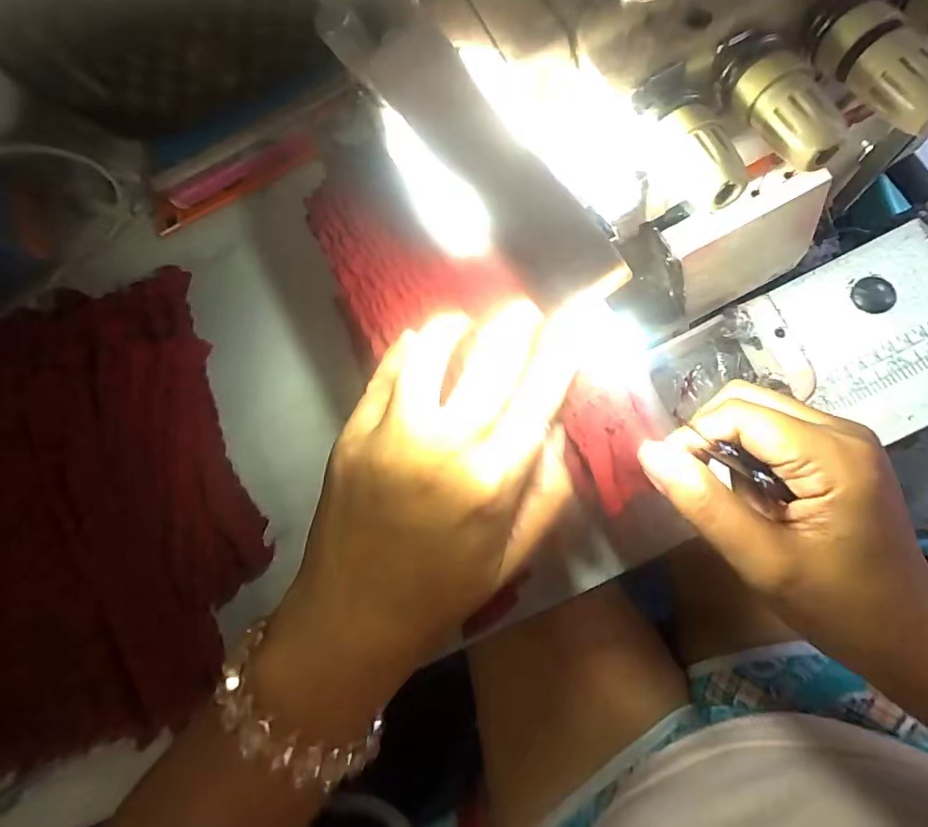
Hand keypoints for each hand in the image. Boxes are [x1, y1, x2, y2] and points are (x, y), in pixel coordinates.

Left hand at [281, 301, 579, 686]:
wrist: (351, 617)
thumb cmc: (446, 589)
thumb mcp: (516, 552)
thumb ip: (552, 488)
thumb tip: (564, 423)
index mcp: (493, 479)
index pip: (540, 393)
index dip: (562, 350)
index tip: (575, 320)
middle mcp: (446, 446)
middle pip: (492, 358)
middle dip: (517, 323)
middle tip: (526, 309)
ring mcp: (392, 434)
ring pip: (433, 348)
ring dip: (459, 324)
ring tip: (471, 323)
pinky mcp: (354, 431)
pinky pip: (388, 369)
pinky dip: (412, 346)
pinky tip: (425, 342)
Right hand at [637, 382, 927, 666]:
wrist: (909, 634)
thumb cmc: (839, 608)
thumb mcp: (762, 562)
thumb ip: (705, 505)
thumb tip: (651, 452)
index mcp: (832, 453)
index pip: (740, 412)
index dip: (695, 436)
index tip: (673, 478)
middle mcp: (842, 428)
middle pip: (751, 399)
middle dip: (712, 435)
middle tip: (699, 488)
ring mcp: (846, 435)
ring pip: (763, 410)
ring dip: (733, 445)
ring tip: (737, 501)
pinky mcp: (843, 448)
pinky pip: (781, 429)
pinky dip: (755, 453)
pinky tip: (761, 497)